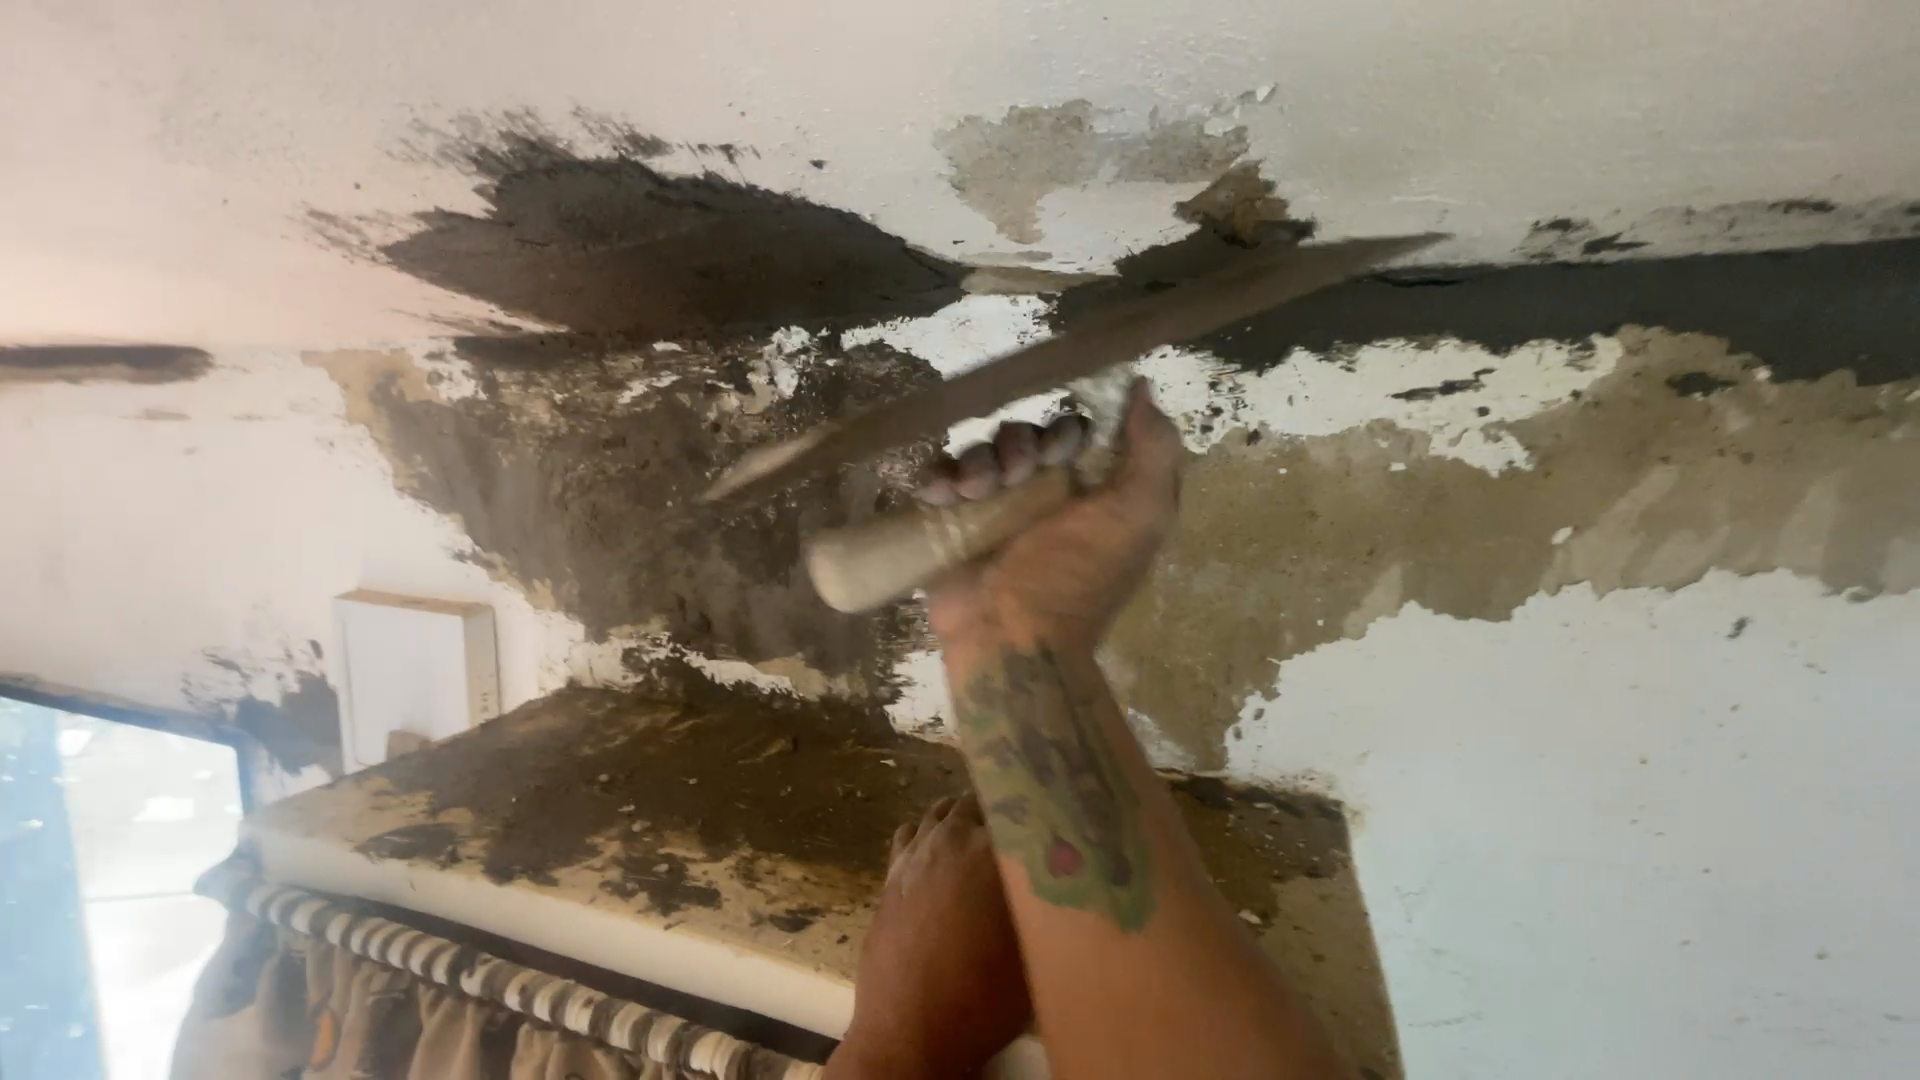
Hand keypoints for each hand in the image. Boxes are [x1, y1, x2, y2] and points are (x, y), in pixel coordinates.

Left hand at [830, 796, 1031, 1079]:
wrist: (910, 1030)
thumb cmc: (984, 996)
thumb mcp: (1033, 949)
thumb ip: (1044, 899)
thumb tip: (1061, 871)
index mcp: (994, 850)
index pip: (1022, 807)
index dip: (1039, 813)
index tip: (1052, 824)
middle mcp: (955, 837)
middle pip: (982, 802)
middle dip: (1001, 813)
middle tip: (1017, 837)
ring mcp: (919, 850)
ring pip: (944, 811)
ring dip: (963, 819)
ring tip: (981, 843)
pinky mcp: (892, 869)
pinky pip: (912, 832)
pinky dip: (928, 835)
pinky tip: (940, 856)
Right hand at [922, 379, 1184, 650]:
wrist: (1011, 636)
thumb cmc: (1078, 576)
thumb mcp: (1139, 514)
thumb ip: (1153, 451)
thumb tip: (1143, 388)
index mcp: (1090, 493)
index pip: (1074, 433)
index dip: (1065, 430)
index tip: (1061, 450)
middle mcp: (1044, 497)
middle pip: (1024, 437)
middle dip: (1017, 446)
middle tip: (1015, 475)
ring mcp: (995, 511)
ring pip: (981, 453)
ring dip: (977, 462)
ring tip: (973, 493)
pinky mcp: (954, 524)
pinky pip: (942, 479)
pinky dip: (940, 478)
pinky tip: (940, 497)